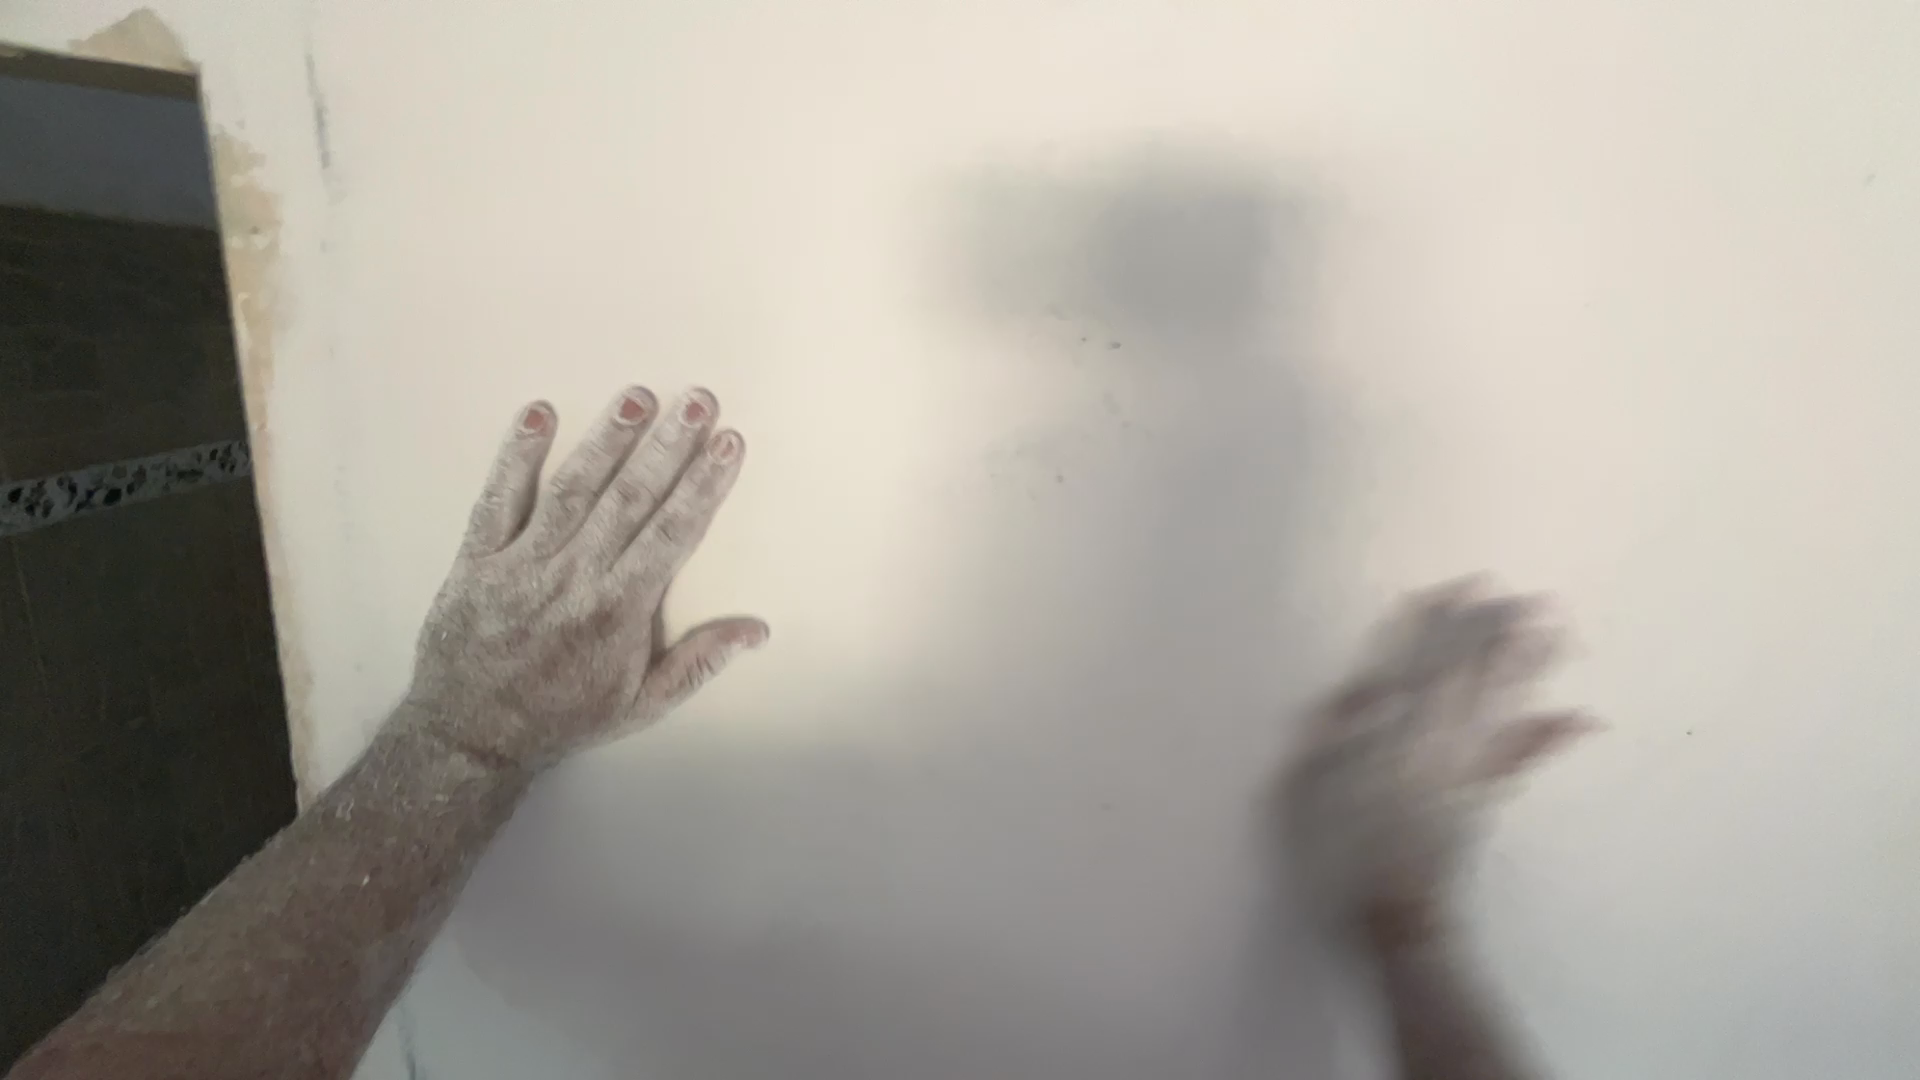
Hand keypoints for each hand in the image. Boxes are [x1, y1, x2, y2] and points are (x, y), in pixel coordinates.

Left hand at [403, 386, 767, 772]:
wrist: (469, 737)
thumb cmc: (568, 716)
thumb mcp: (645, 705)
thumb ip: (701, 663)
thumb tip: (758, 630)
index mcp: (620, 608)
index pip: (673, 532)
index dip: (704, 484)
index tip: (728, 443)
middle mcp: (575, 575)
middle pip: (630, 498)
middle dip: (668, 445)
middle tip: (696, 399)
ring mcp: (522, 562)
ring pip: (572, 489)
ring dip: (607, 440)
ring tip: (636, 397)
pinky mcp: (478, 558)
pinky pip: (496, 499)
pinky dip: (516, 456)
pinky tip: (537, 413)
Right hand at [1286, 579, 1596, 930]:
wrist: (1393, 907)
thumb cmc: (1341, 843)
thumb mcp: (1316, 781)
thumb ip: (1342, 730)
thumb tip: (1369, 690)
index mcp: (1399, 736)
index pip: (1423, 668)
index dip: (1442, 627)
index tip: (1462, 589)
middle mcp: (1442, 744)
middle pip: (1475, 681)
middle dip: (1500, 639)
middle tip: (1535, 601)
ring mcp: (1469, 768)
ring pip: (1505, 709)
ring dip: (1531, 671)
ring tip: (1560, 635)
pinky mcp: (1484, 793)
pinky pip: (1520, 759)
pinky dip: (1549, 736)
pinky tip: (1579, 716)